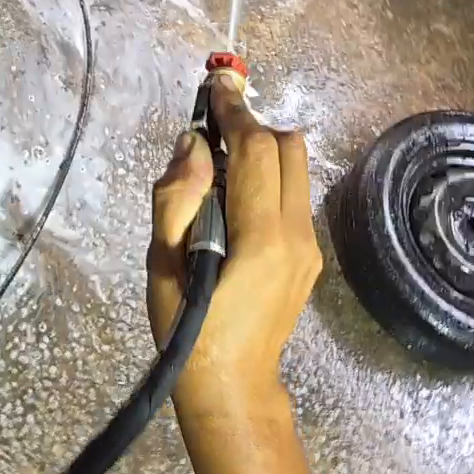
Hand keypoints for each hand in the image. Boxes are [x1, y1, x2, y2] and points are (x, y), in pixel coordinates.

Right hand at [148, 75, 323, 418]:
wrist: (232, 388)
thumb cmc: (188, 330)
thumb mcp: (163, 265)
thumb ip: (177, 197)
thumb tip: (193, 145)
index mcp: (261, 235)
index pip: (256, 150)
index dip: (235, 112)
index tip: (217, 85)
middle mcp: (297, 233)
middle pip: (290, 148)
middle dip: (253, 127)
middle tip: (212, 132)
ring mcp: (310, 246)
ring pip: (296, 170)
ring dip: (261, 153)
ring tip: (217, 171)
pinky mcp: (310, 256)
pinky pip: (292, 196)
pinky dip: (266, 179)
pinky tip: (233, 205)